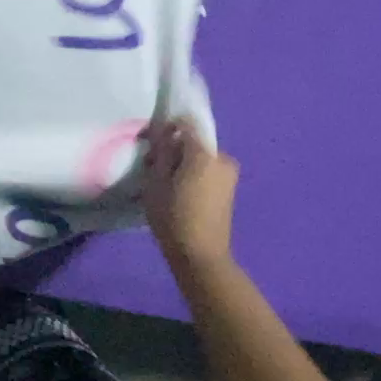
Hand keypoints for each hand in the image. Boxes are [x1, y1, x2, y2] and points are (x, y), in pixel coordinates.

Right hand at [142, 118, 238, 268]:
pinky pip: (207, 171)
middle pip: (194, 141)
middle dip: (174, 149)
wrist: (201, 256)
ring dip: (183, 163)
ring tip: (165, 184)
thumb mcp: (156, 183)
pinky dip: (193, 175)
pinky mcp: (229, 190)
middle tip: (153, 168)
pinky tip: (179, 193)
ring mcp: (229, 175)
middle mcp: (222, 158)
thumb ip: (161, 152)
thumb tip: (163, 131)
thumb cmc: (173, 218)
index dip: (167, 128)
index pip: (187, 123)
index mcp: (205, 154)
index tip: (151, 144)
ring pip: (200, 157)